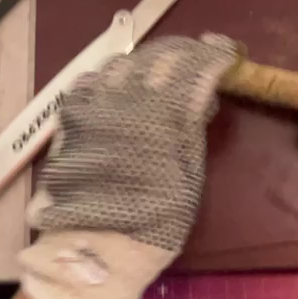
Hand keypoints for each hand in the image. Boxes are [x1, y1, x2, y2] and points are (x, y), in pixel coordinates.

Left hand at [18, 34, 239, 298]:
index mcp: (167, 113)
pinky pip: (90, 82)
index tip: (226, 51)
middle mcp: (131, 97)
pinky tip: (114, 85)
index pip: (196, 67)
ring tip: (156, 66)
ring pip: (123, 63)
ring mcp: (96, 104)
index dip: (214, 56)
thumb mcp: (189, 174)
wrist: (96, 246)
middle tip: (196, 54)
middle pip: (160, 57)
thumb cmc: (155, 218)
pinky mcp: (70, 117)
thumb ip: (191, 127)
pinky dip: (109, 76)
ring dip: (145, 60)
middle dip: (183, 52)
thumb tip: (199, 93)